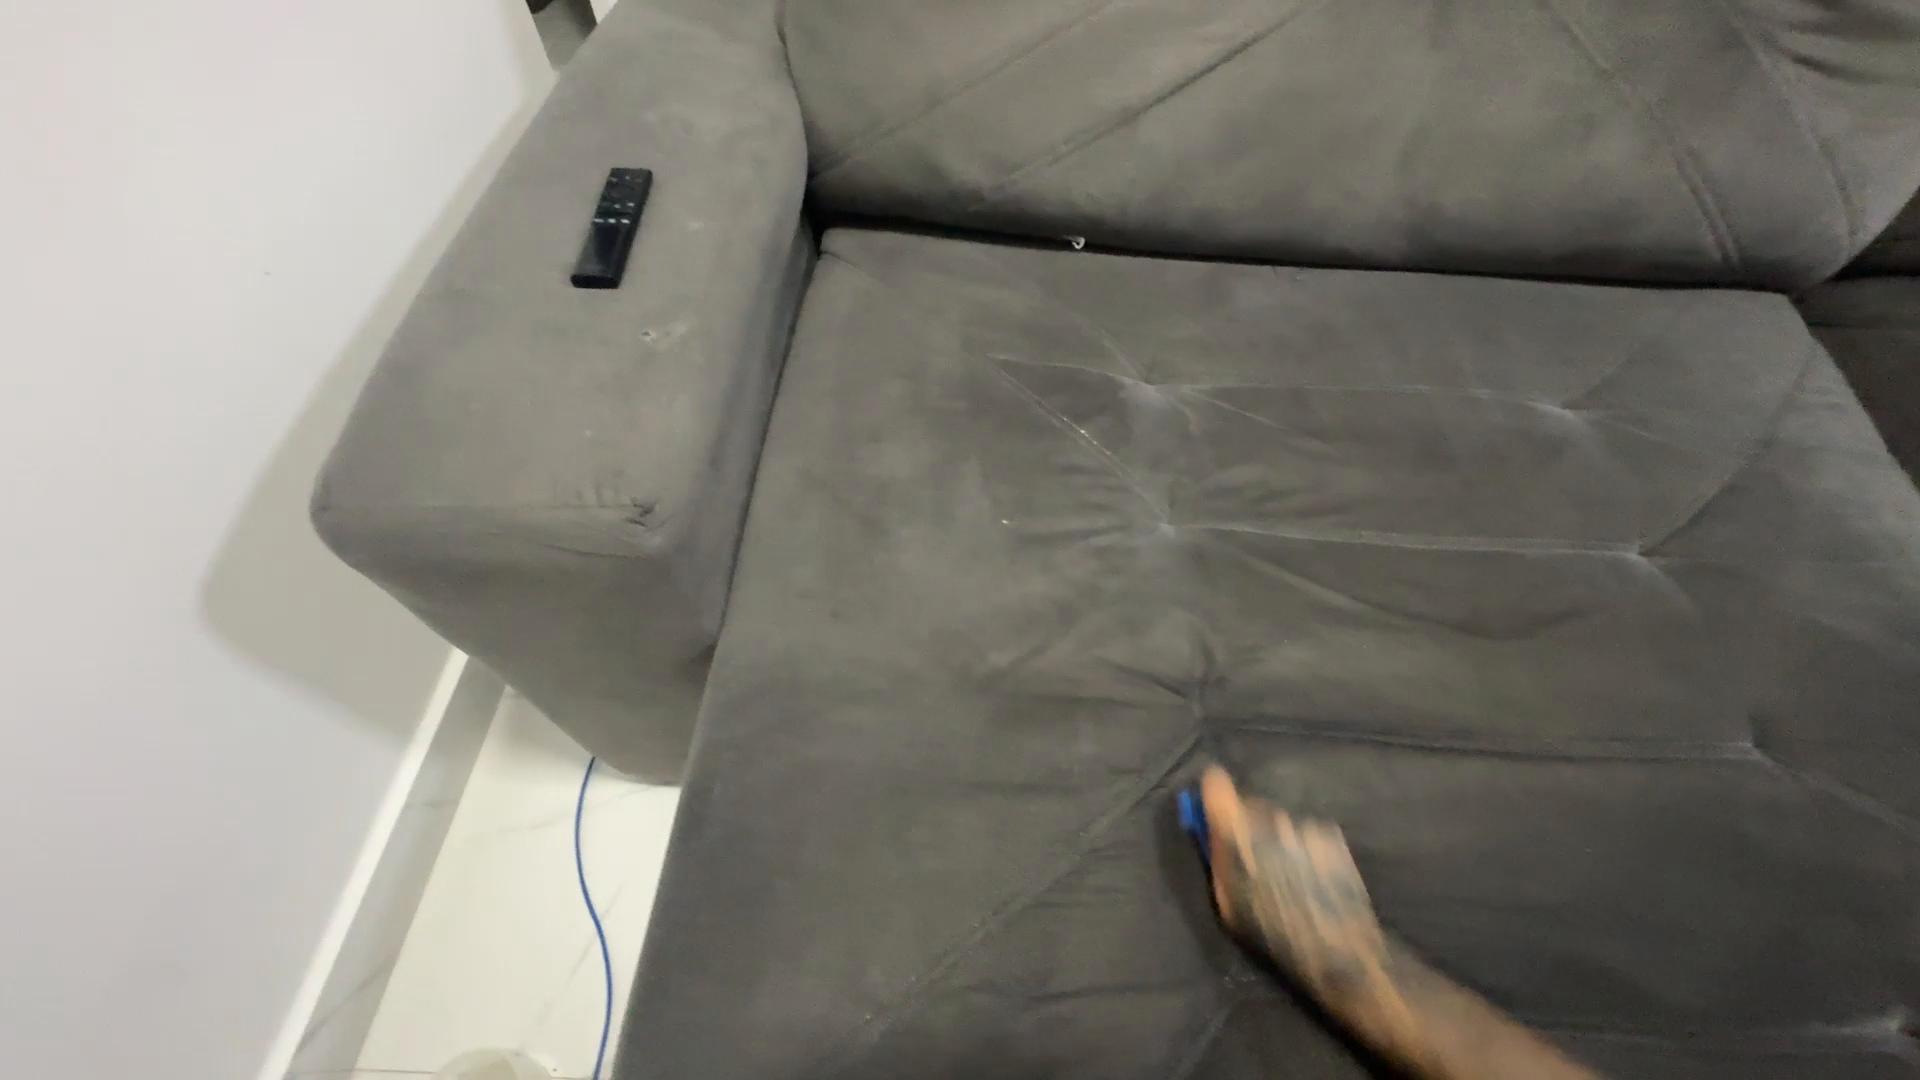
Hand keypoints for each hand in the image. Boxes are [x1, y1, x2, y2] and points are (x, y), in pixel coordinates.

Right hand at [1199, 765, 1391, 1007]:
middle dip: (1247, 823)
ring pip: (1280, 821)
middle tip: (1254, 857)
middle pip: (1250, 803)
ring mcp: (1303, 822)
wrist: (1337, 952)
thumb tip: (1212, 832)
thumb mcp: (1225, 900)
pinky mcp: (1332, 835)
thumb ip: (1217, 857)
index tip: (1215, 810)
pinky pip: (1307, 833)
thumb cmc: (1269, 931)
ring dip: (1278, 838)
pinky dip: (1305, 848)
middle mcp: (1269, 814)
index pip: (1215, 782)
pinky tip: (1312, 877)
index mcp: (1235, 827)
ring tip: (1288, 874)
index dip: (1214, 793)